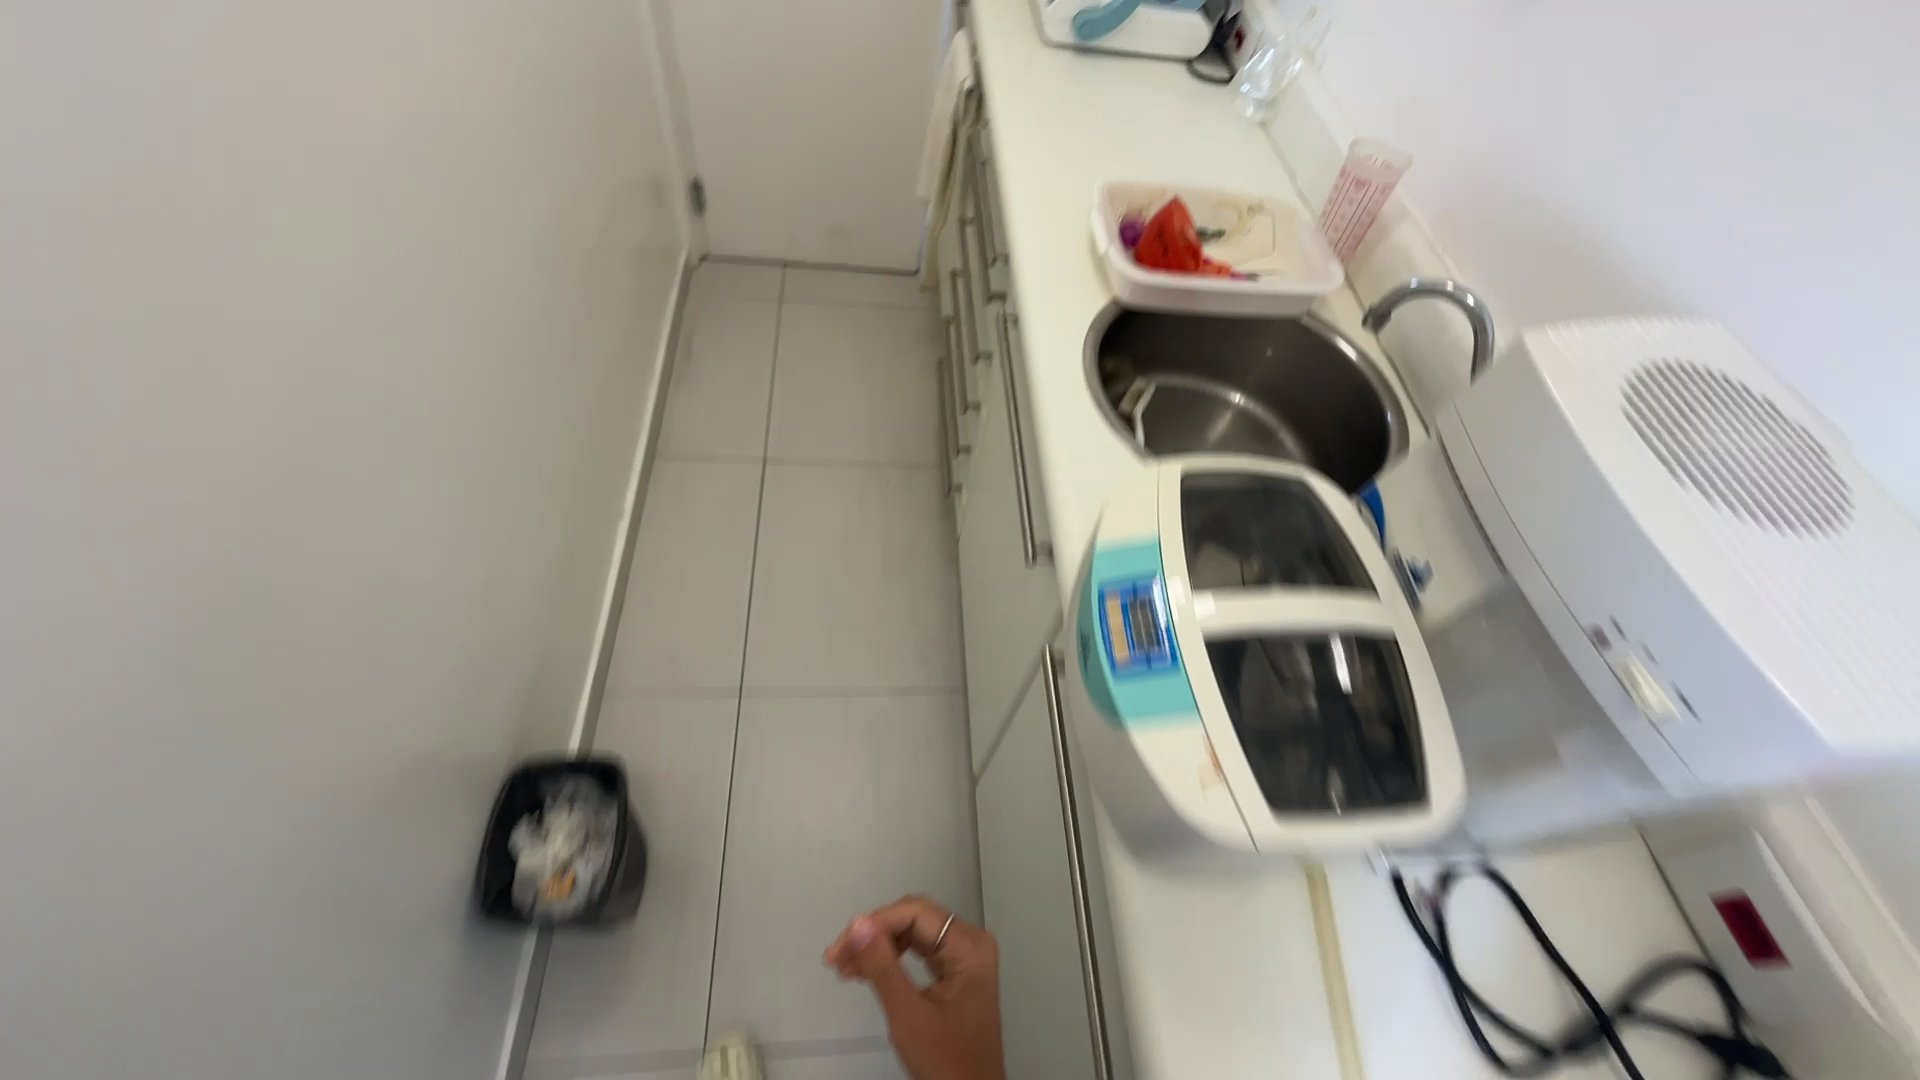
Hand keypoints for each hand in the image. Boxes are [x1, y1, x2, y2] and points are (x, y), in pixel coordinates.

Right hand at [824, 895, 1005, 1079]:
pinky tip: (866, 971)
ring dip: (879, 947)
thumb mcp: (908, 1014)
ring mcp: (965, 956)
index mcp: (968, 945)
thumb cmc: (945, 1061)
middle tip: (837, 957)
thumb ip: (882, 966)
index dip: (875, 923)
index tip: (840, 947)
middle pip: (914, 919)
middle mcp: (970, 942)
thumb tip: (857, 923)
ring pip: (913, 933)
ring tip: (845, 967)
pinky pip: (919, 951)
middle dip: (874, 934)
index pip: (915, 913)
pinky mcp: (956, 971)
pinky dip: (892, 959)